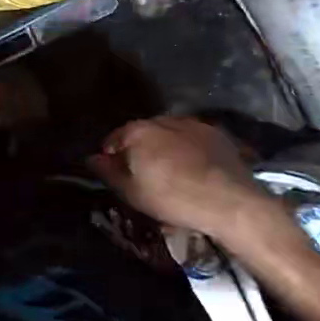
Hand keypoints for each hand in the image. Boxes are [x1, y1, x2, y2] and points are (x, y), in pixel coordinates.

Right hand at [90, 117, 287, 247]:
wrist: (228, 200)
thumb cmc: (172, 197)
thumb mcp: (132, 192)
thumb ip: (109, 172)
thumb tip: (92, 158)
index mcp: (138, 131)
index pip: (114, 139)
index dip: (111, 156)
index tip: (115, 174)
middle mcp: (164, 120)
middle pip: (143, 133)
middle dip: (139, 149)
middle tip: (142, 175)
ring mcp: (193, 124)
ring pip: (170, 135)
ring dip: (165, 148)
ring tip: (170, 173)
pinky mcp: (217, 134)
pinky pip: (193, 140)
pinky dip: (189, 150)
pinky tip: (194, 170)